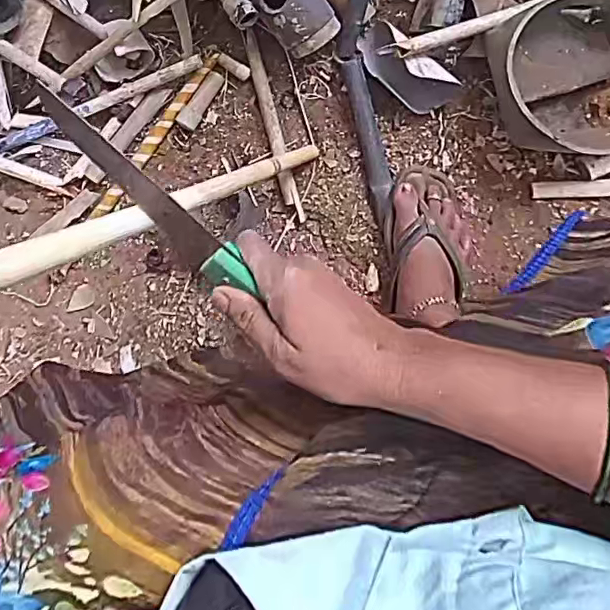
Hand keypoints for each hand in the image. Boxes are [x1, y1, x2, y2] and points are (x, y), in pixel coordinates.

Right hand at [211, 230, 420, 408]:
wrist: (389, 362)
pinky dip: (294, 299)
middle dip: (254, 288)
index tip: (230, 292)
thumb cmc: (337, 365)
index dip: (230, 263)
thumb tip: (220, 293)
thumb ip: (247, 317)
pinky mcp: (330, 277)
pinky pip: (298, 279)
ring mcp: (318, 268)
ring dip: (275, 297)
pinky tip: (308, 330)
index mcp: (283, 278)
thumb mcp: (280, 353)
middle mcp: (301, 264)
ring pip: (279, 273)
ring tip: (291, 334)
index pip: (245, 244)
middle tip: (265, 328)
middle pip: (260, 261)